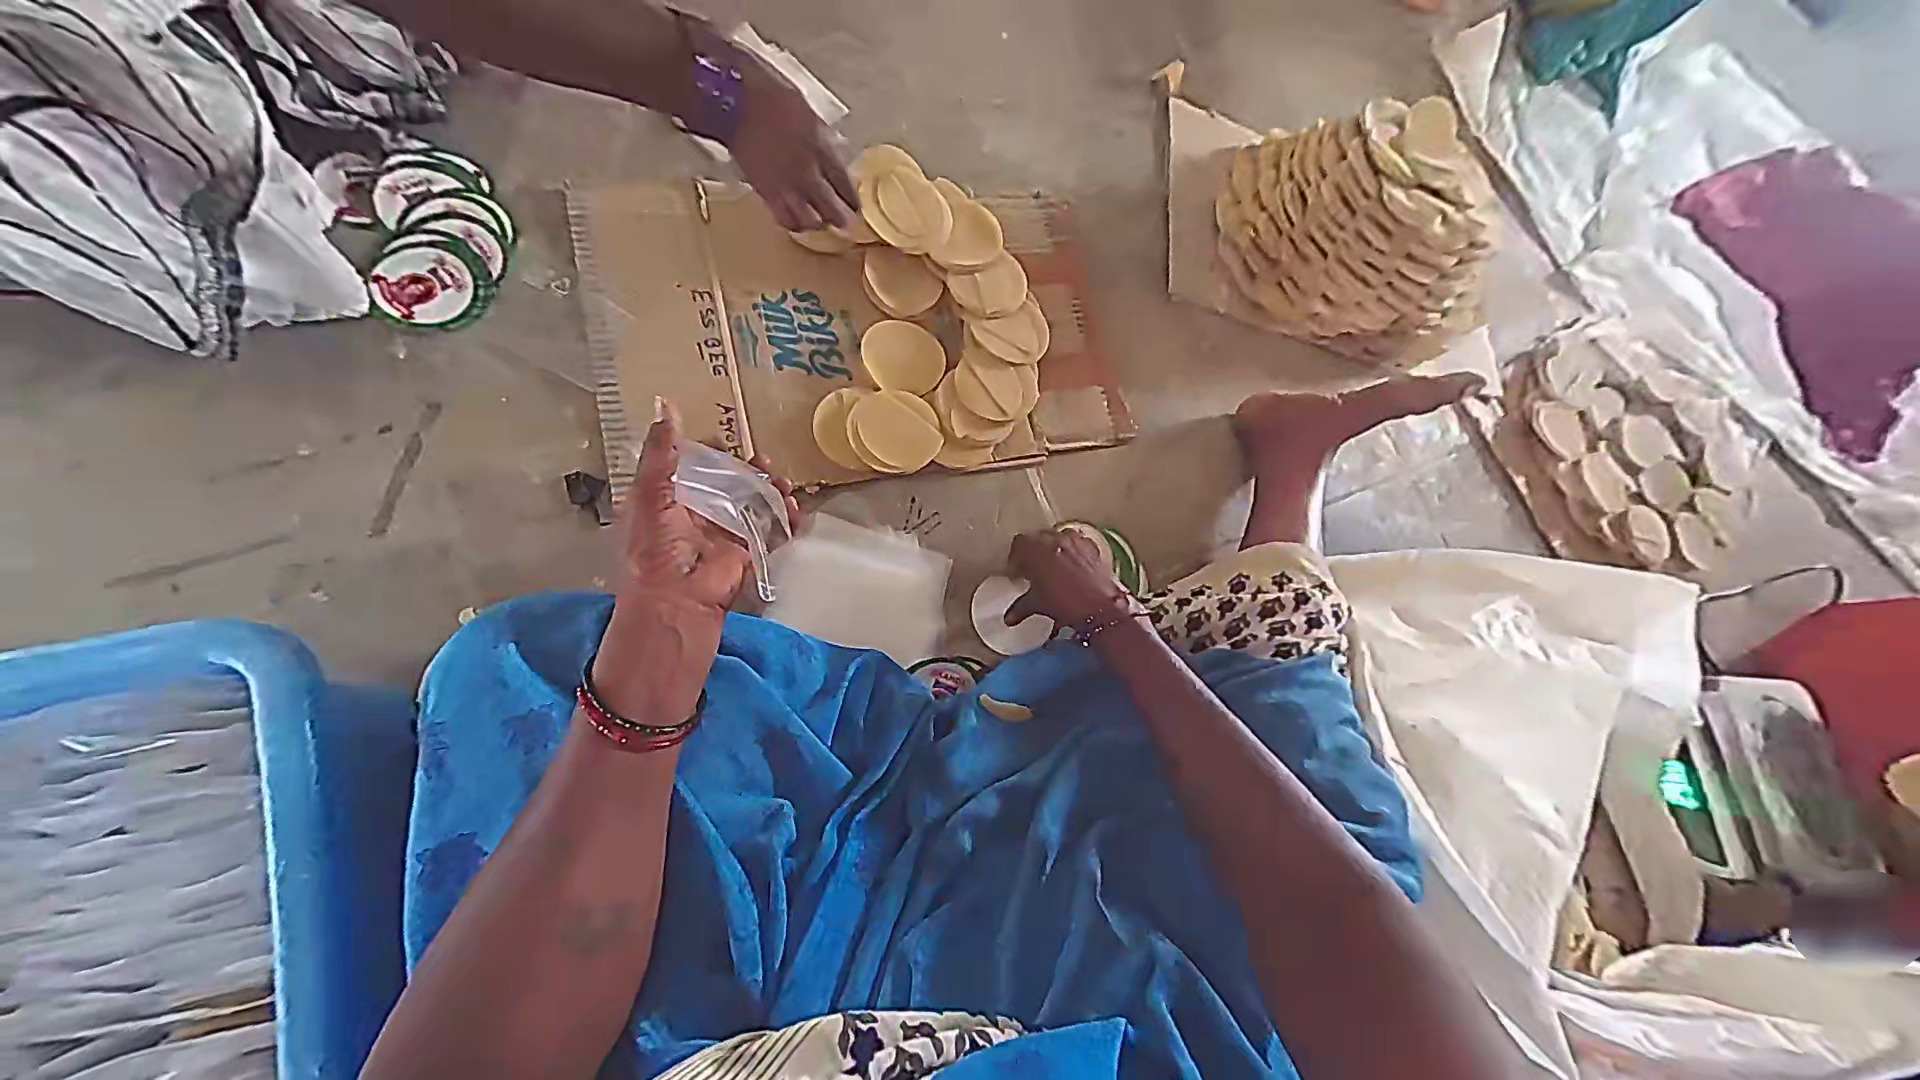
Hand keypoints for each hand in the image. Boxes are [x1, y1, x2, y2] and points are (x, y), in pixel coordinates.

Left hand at [591, 400, 800, 725]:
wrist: (678, 602)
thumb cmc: (656, 549)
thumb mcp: (650, 494)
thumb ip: (660, 454)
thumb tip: (664, 406)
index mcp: (670, 497)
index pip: (693, 465)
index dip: (710, 450)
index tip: (724, 439)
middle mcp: (699, 511)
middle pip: (731, 479)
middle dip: (750, 467)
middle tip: (762, 460)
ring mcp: (726, 530)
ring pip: (755, 500)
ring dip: (772, 488)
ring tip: (783, 482)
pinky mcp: (749, 548)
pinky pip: (772, 526)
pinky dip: (787, 517)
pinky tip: (794, 509)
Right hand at [729, 45, 857, 231]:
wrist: (733, 98)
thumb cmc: (770, 94)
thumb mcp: (809, 113)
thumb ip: (824, 139)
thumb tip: (835, 155)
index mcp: (823, 149)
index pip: (846, 186)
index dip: (852, 200)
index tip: (855, 206)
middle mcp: (808, 173)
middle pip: (833, 211)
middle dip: (841, 219)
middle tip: (843, 222)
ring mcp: (787, 186)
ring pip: (811, 222)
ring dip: (818, 224)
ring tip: (820, 221)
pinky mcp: (767, 194)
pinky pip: (786, 219)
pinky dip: (794, 223)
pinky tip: (797, 220)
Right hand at [1005, 528, 1134, 629]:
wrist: (1100, 607)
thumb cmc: (1064, 602)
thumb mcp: (1037, 604)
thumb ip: (1020, 607)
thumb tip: (1009, 617)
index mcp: (1034, 549)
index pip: (1019, 544)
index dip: (1015, 559)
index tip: (1017, 573)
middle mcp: (1054, 538)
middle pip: (1037, 538)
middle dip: (1033, 552)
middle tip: (1032, 571)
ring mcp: (1075, 540)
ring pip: (1058, 537)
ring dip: (1052, 548)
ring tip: (1052, 567)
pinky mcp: (1092, 547)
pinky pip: (1077, 542)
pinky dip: (1072, 550)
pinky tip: (1073, 566)